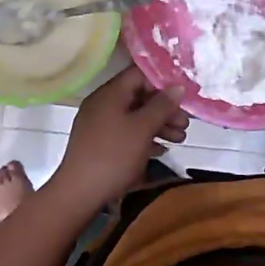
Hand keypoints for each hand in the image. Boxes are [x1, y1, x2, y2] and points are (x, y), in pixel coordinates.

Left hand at [49, 65, 188, 209]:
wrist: (80, 191)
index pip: (139, 74)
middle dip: (164, 108)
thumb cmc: (113, 155)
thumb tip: (176, 87)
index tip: (183, 95)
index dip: (162, 81)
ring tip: (179, 139)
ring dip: (157, 125)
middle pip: (138, 96)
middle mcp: (103, 103)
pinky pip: (125, 132)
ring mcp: (99, 123)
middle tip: (185, 124)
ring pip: (133, 116)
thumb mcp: (142, 128)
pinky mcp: (99, 142)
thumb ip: (161, 105)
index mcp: (110, 93)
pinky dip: (144, 138)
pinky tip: (161, 150)